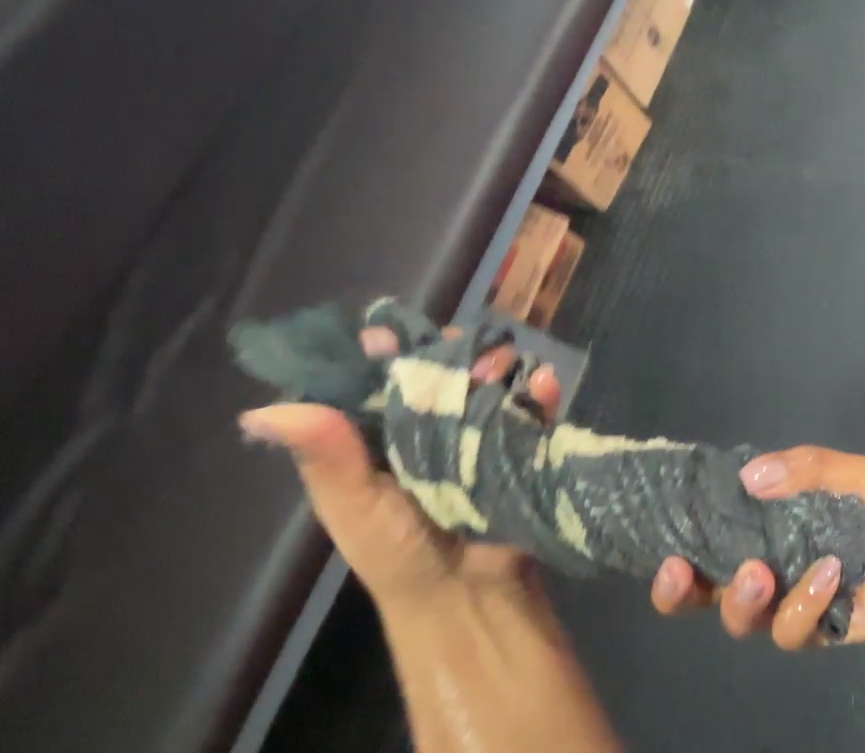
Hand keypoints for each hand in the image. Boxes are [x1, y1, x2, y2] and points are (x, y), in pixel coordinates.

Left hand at [237, 326, 563, 608]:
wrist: (469, 592)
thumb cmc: (398, 552)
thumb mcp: (354, 505)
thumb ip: (325, 456)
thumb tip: (259, 411)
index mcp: (379, 437)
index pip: (379, 380)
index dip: (386, 352)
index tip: (396, 333)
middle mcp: (428, 427)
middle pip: (440, 371)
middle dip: (454, 353)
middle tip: (464, 348)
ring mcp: (480, 434)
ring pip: (489, 382)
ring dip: (500, 366)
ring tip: (504, 366)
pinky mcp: (523, 445)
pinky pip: (534, 409)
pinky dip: (542, 392)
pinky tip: (546, 382)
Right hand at [651, 446, 864, 648]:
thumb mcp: (851, 472)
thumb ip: (805, 470)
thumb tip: (748, 475)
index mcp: (770, 525)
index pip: (711, 537)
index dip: (680, 541)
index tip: (662, 536)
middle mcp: (771, 566)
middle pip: (705, 593)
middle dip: (680, 591)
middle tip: (679, 571)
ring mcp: (793, 600)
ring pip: (741, 619)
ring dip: (740, 598)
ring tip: (760, 573)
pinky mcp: (821, 628)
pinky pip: (792, 629)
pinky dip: (803, 602)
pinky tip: (830, 574)